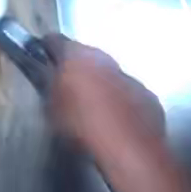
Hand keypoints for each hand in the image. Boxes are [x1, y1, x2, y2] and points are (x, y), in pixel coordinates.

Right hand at [44, 35, 167, 167]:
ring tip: (95, 108)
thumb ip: (48, 84)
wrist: (129, 151)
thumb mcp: (51, 106)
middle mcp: (102, 57)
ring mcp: (129, 77)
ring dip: (102, 84)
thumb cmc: (81, 124)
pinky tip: (119, 122)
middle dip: (77, 68)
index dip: (46, 49)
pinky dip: (123, 103)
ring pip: (110, 75)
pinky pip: (130, 95)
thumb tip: (48, 76)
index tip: (41, 59)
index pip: (54, 40)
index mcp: (74, 53)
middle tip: (69, 88)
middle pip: (85, 55)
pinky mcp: (149, 98)